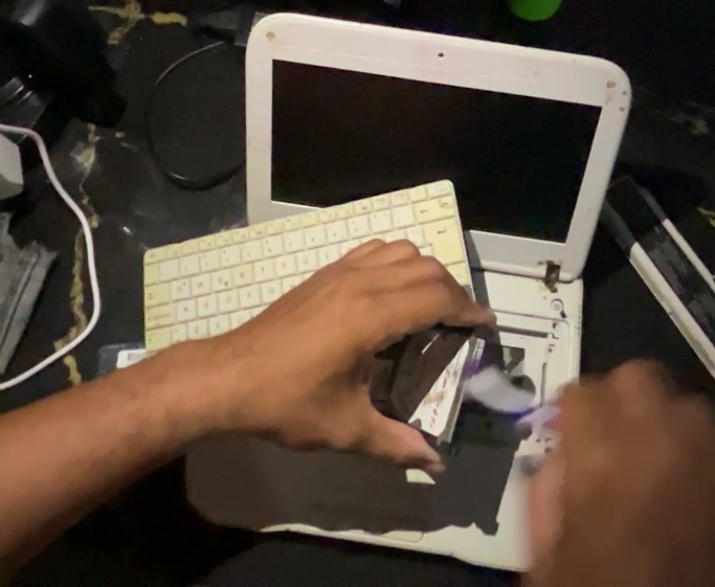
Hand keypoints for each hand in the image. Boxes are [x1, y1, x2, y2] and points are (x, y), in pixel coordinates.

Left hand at [194, 239, 492, 472]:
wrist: (228, 377)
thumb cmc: (288, 401)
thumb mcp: (346, 428)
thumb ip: (396, 443)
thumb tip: (435, 464)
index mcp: (373, 314)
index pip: (436, 296)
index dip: (468, 309)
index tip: (486, 325)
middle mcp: (362, 282)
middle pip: (426, 268)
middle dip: (453, 291)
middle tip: (462, 323)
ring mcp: (341, 272)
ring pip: (401, 251)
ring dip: (425, 271)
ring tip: (430, 305)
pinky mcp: (325, 273)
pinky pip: (374, 250)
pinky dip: (396, 261)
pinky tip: (391, 292)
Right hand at [528, 362, 714, 586]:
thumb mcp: (552, 567)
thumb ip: (548, 496)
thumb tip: (562, 456)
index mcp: (604, 457)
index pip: (582, 391)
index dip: (576, 417)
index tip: (576, 440)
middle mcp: (668, 439)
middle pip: (640, 379)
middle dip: (625, 406)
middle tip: (624, 452)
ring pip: (696, 413)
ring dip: (679, 438)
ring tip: (678, 488)